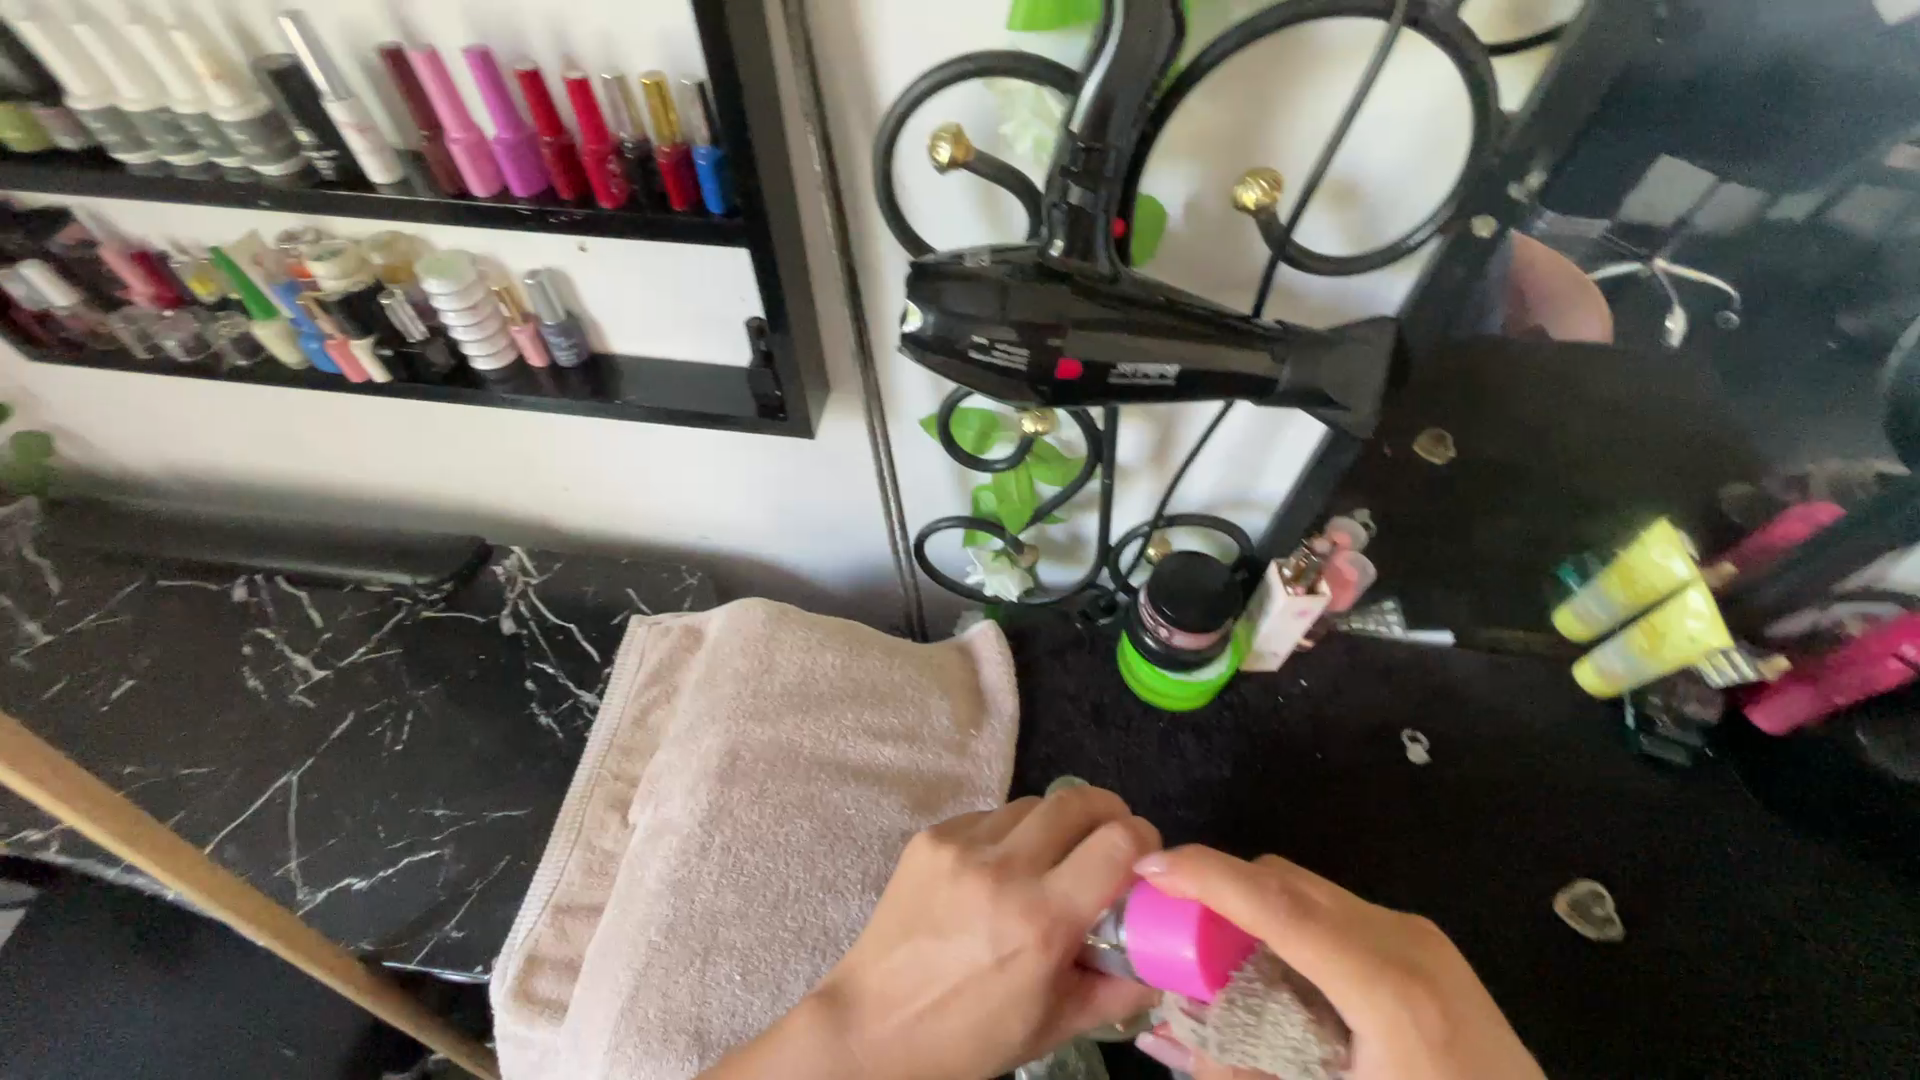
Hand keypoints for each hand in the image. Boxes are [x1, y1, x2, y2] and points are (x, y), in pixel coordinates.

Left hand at [707, 786, 1160, 1079]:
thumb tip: (1163, 961)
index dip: (1143, 838)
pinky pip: (989, 816)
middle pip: (1077, 800)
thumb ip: (1118, 988)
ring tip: (1050, 858)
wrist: (872, 1024)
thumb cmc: (968, 1036)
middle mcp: (1004, 869)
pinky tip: (998, 868)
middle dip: (1106, 810)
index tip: (1145, 854)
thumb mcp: (1054, 1024)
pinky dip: (1008, 833)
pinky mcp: (931, 837)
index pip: (1118, 842)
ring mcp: (961, 846)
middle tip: (1110, 836)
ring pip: (1032, 803)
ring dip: (1055, 823)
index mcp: (1043, 920)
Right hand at [1131, 846, 1543, 1079]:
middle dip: (1216, 887)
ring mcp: (1416, 934)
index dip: (1205, 875)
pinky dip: (1285, 920)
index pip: (1277, 902)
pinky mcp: (1421, 942)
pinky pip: (1330, 908)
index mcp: (1388, 988)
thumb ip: (1244, 1073)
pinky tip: (1274, 966)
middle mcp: (1402, 939)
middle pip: (1283, 881)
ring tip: (1214, 950)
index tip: (1147, 868)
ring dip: (1250, 904)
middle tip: (1167, 922)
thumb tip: (1163, 1038)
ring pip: (1305, 888)